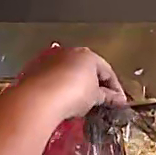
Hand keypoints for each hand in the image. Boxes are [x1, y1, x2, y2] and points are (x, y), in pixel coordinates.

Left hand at [13, 45, 127, 122]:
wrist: (39, 99)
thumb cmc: (74, 93)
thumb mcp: (95, 97)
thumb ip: (108, 96)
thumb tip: (118, 99)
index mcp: (88, 55)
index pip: (107, 71)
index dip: (115, 88)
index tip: (119, 102)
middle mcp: (70, 52)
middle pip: (88, 69)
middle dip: (96, 85)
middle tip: (102, 101)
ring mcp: (51, 59)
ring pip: (70, 72)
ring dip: (77, 85)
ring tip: (82, 103)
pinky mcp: (36, 69)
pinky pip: (55, 78)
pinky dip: (62, 87)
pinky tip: (63, 100)